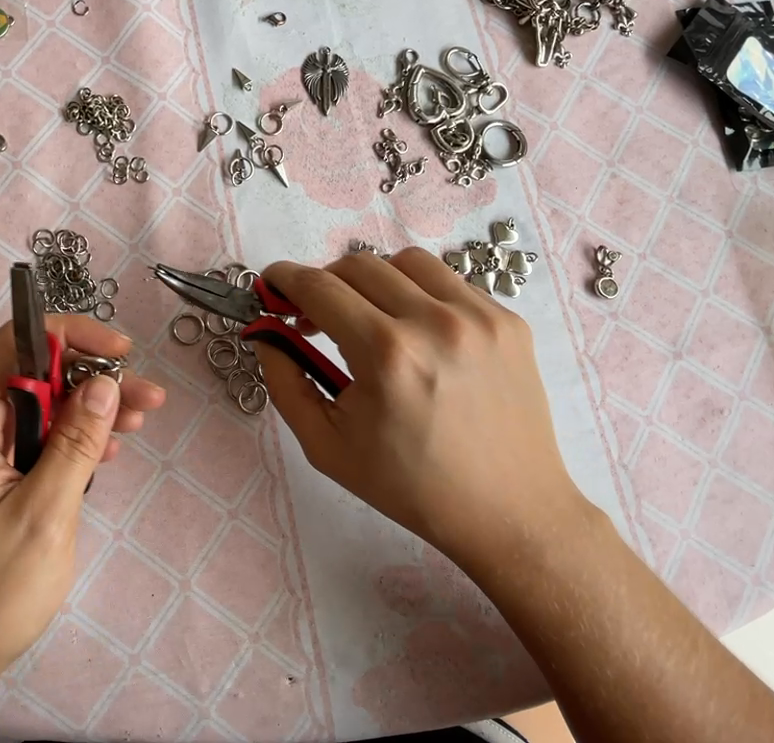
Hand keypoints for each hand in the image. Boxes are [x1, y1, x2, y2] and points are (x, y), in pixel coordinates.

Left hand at [0, 315, 166, 681]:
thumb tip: (105, 382)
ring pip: (44, 407)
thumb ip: (75, 443)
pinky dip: (76, 439)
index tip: (122, 352)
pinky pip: (40, 440)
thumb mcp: (43, 514)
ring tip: (142, 419)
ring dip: (92, 409)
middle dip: (94, 377)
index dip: (71, 336)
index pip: (17, 345)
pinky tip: (110, 451)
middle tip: (148, 397)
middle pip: (37, 374)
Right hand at [256, 249, 588, 572]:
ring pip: (406, 262)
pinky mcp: (508, 322)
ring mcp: (479, 317)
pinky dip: (420, 294)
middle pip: (358, 265)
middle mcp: (435, 323)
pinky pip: (449, 282)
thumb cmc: (409, 486)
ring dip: (374, 280)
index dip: (285, 278)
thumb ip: (284, 380)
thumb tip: (265, 330)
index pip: (319, 287)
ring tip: (370, 316)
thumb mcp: (326, 445)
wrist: (507, 511)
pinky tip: (417, 332)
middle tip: (315, 314)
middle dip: (324, 282)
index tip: (271, 284)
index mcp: (386, 355)